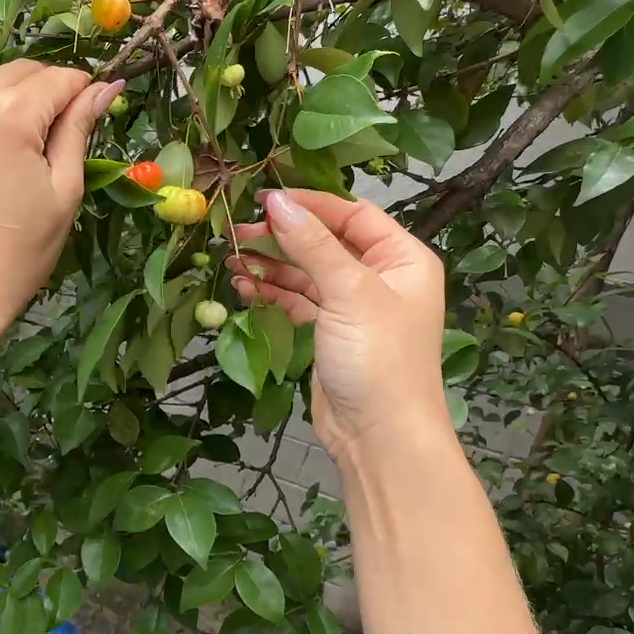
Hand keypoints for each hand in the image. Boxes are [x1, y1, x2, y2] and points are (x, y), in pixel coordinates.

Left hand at [0, 62, 121, 348]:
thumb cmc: (18, 252)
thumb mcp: (63, 192)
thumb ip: (79, 131)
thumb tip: (106, 87)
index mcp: (10, 115)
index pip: (58, 79)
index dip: (80, 92)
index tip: (88, 112)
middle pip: (18, 73)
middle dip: (43, 92)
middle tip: (51, 136)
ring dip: (4, 95)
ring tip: (13, 138)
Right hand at [227, 189, 448, 462]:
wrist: (379, 434)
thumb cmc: (377, 358)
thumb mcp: (348, 293)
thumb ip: (312, 245)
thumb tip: (277, 202)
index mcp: (401, 258)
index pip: (351, 214)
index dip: (308, 204)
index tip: (262, 200)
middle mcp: (379, 276)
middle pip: (324, 242)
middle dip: (282, 237)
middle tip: (237, 234)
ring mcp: (352, 306)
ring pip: (306, 272)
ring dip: (270, 265)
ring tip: (232, 261)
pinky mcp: (329, 331)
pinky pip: (297, 300)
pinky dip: (272, 292)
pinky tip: (245, 286)